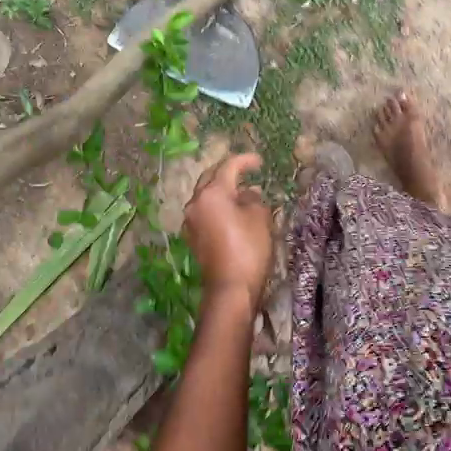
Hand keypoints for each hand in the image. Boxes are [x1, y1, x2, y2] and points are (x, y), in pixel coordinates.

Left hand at [183, 153, 273, 310]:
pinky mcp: (192, 237)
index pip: (228, 166)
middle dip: (228, 172)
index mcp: (212, 193)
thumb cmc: (248, 248)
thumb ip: (254, 198)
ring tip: (242, 193)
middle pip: (210, 178)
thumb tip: (248, 193)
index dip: (245, 160)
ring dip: (222, 191)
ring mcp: (191, 221)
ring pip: (206, 196)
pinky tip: (232, 213)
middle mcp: (196, 202)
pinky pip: (204, 212)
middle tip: (246, 171)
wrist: (230, 289)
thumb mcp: (259, 217)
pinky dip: (217, 207)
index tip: (259, 161)